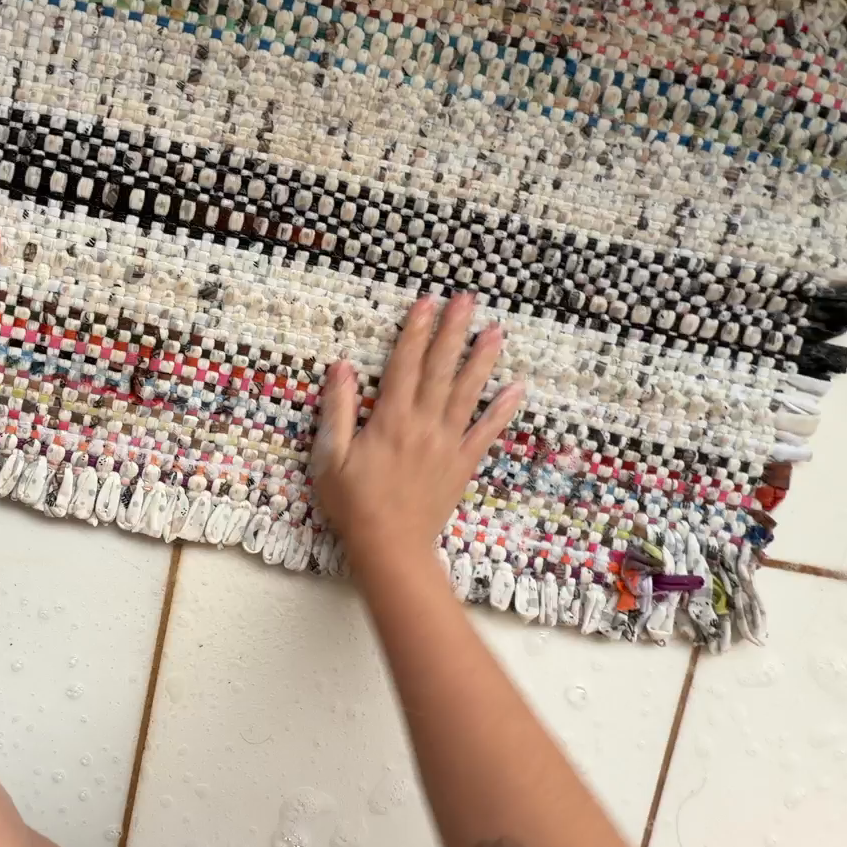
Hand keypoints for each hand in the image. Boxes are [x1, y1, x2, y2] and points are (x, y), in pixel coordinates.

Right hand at [311, 293, 524, 574]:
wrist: (390, 547)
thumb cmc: (353, 502)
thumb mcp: (329, 455)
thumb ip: (337, 410)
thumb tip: (340, 368)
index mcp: (390, 419)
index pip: (404, 364)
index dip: (415, 331)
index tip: (425, 302)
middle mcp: (423, 424)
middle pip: (441, 369)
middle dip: (453, 331)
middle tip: (466, 299)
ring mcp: (447, 443)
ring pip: (469, 393)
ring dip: (482, 360)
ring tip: (496, 331)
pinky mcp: (462, 464)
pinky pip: (486, 432)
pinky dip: (502, 410)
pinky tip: (517, 390)